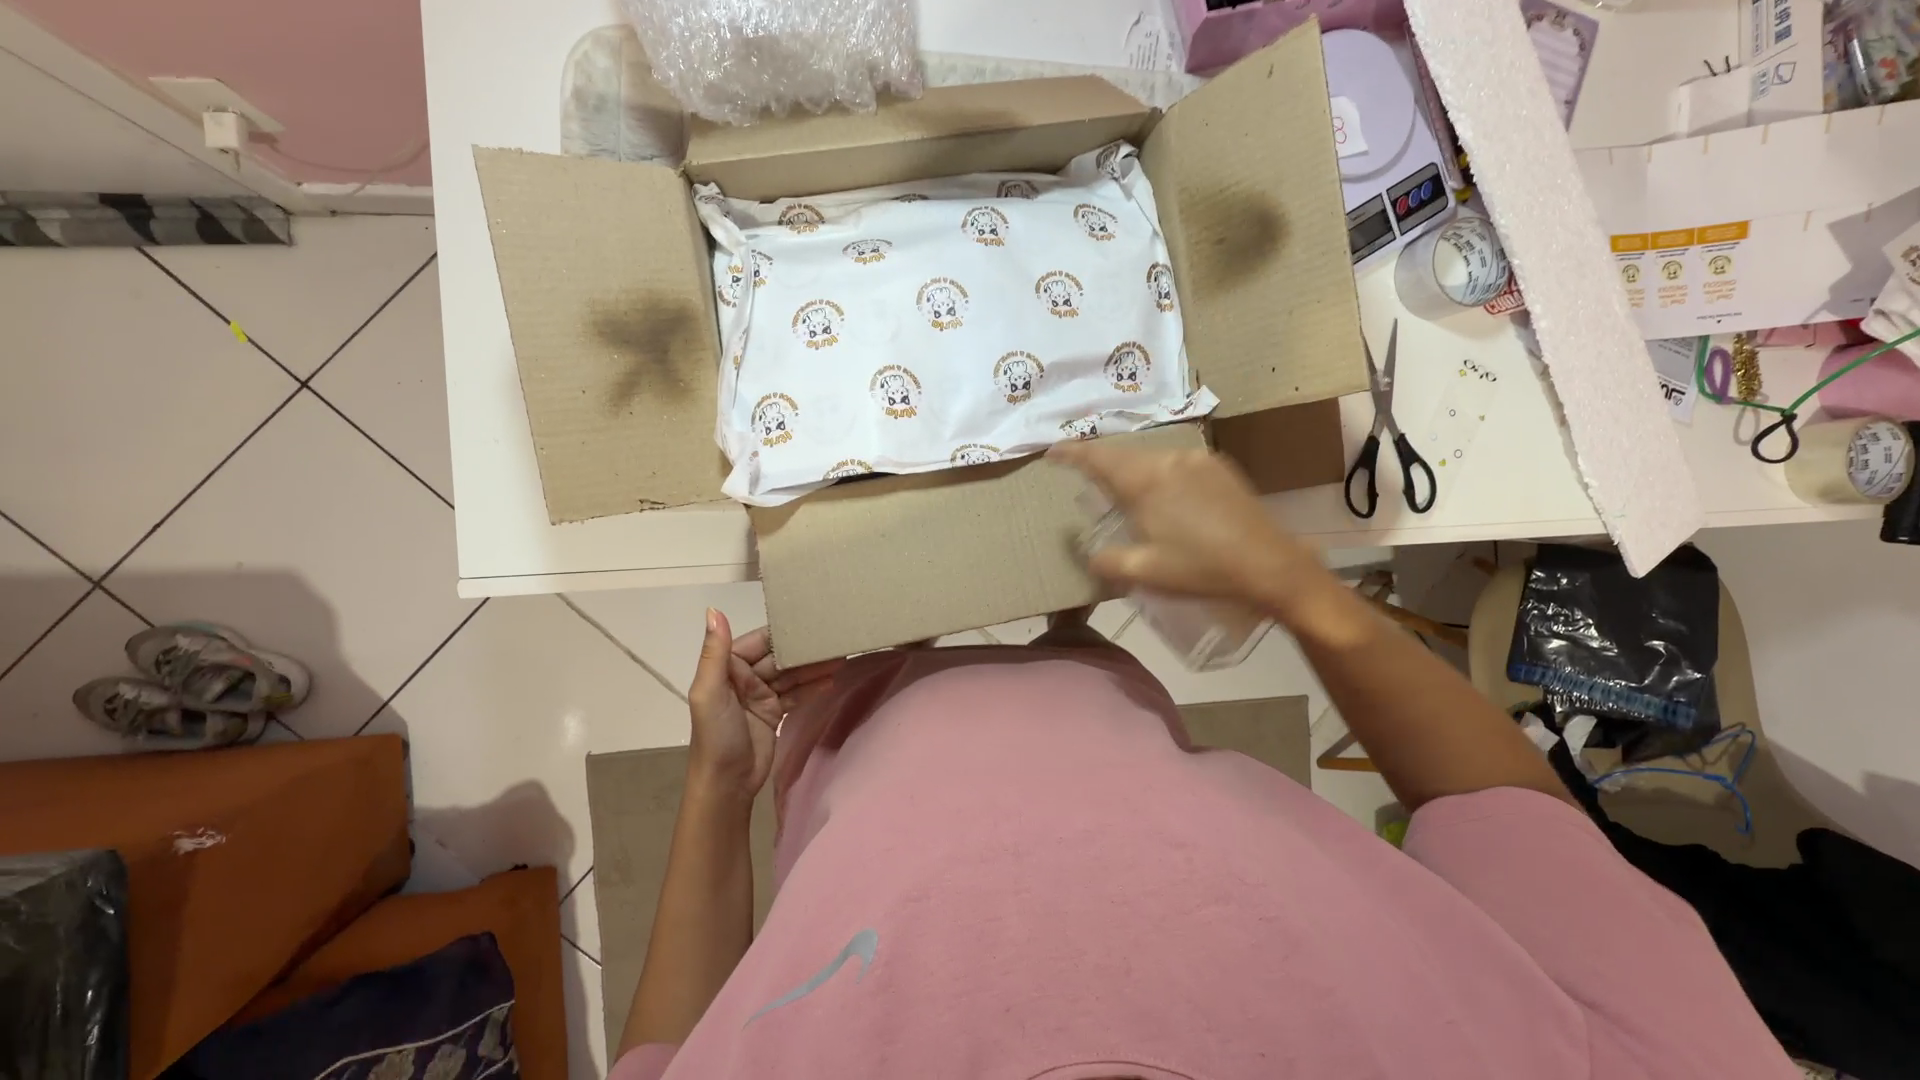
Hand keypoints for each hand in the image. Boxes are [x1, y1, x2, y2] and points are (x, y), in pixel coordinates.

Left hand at [687, 610, 843, 801]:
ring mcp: (760, 695)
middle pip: (779, 657)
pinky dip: (812, 688)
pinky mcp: (774, 713)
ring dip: (812, 667)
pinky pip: (795, 694)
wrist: (726, 783)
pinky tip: (831, 680)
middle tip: (834, 638)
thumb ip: (714, 652)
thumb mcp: (709, 691)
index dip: (783, 631)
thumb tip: (713, 610)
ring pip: (791, 675)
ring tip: (840, 657)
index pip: (759, 641)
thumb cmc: (716, 734)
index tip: (810, 618)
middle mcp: (744, 677)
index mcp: (727, 667)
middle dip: (803, 649)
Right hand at [1048, 440, 1325, 613]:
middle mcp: (1170, 460)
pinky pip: (1177, 464)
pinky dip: (1160, 475)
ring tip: (1125, 492)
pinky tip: (1166, 498)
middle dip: (1101, 463)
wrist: (1272, 566)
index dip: (1070, 453)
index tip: (1051, 453)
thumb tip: (1089, 554)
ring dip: (1133, 471)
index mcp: (1146, 481)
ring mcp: (1199, 460)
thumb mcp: (1146, 572)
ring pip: (1152, 458)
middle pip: (1124, 454)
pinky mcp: (1221, 469)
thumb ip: (1108, 560)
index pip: (1097, 457)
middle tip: (1084, 478)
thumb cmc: (1203, 570)